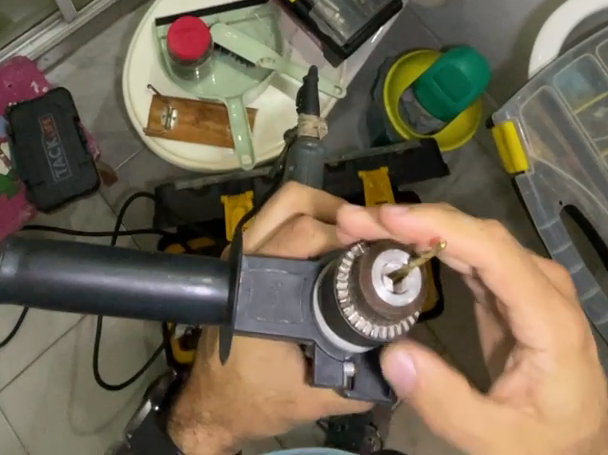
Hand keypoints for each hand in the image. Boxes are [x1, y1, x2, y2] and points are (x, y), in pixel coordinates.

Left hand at [166, 184, 370, 454]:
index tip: (373, 247)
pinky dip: (309, 220)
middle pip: (292, 201)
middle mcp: (244, 258)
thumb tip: (395, 353)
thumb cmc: (253, 399)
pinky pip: (278, 218)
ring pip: (284, 203)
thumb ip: (352, 380)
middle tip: (366, 234)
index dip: (342, 233)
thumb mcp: (308, 396)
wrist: (212, 406)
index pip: (301, 234)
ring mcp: (240, 252)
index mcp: (255, 288)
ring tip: (354, 236)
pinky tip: (333, 245)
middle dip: (335, 209)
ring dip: (323, 210)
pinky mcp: (244, 256)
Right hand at [335, 203, 607, 454]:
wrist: (587, 442)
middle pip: (475, 235)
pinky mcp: (508, 284)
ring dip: (414, 227)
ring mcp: (526, 279)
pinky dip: (426, 242)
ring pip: (467, 237)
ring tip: (363, 226)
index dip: (439, 226)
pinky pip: (466, 252)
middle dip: (412, 222)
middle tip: (355, 222)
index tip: (389, 217)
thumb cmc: (549, 440)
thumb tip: (391, 352)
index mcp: (548, 315)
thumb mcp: (498, 439)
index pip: (492, 250)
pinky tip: (392, 241)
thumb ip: (446, 401)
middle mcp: (541, 283)